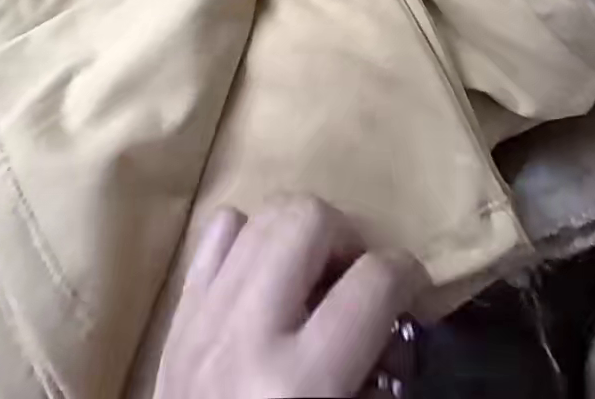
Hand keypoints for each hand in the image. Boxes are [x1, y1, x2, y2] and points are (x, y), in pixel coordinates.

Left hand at [154, 197, 423, 398]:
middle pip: (309, 219)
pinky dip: (249, 236)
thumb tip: (393, 320)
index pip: (372, 284)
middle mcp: (251, 330)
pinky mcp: (182, 308)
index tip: (412, 288)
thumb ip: (376, 378)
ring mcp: (207, 312)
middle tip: (356, 276)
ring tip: (315, 271)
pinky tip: (265, 274)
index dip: (408, 274)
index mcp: (302, 383)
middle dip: (347, 235)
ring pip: (264, 213)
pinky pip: (219, 230)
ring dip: (301, 231)